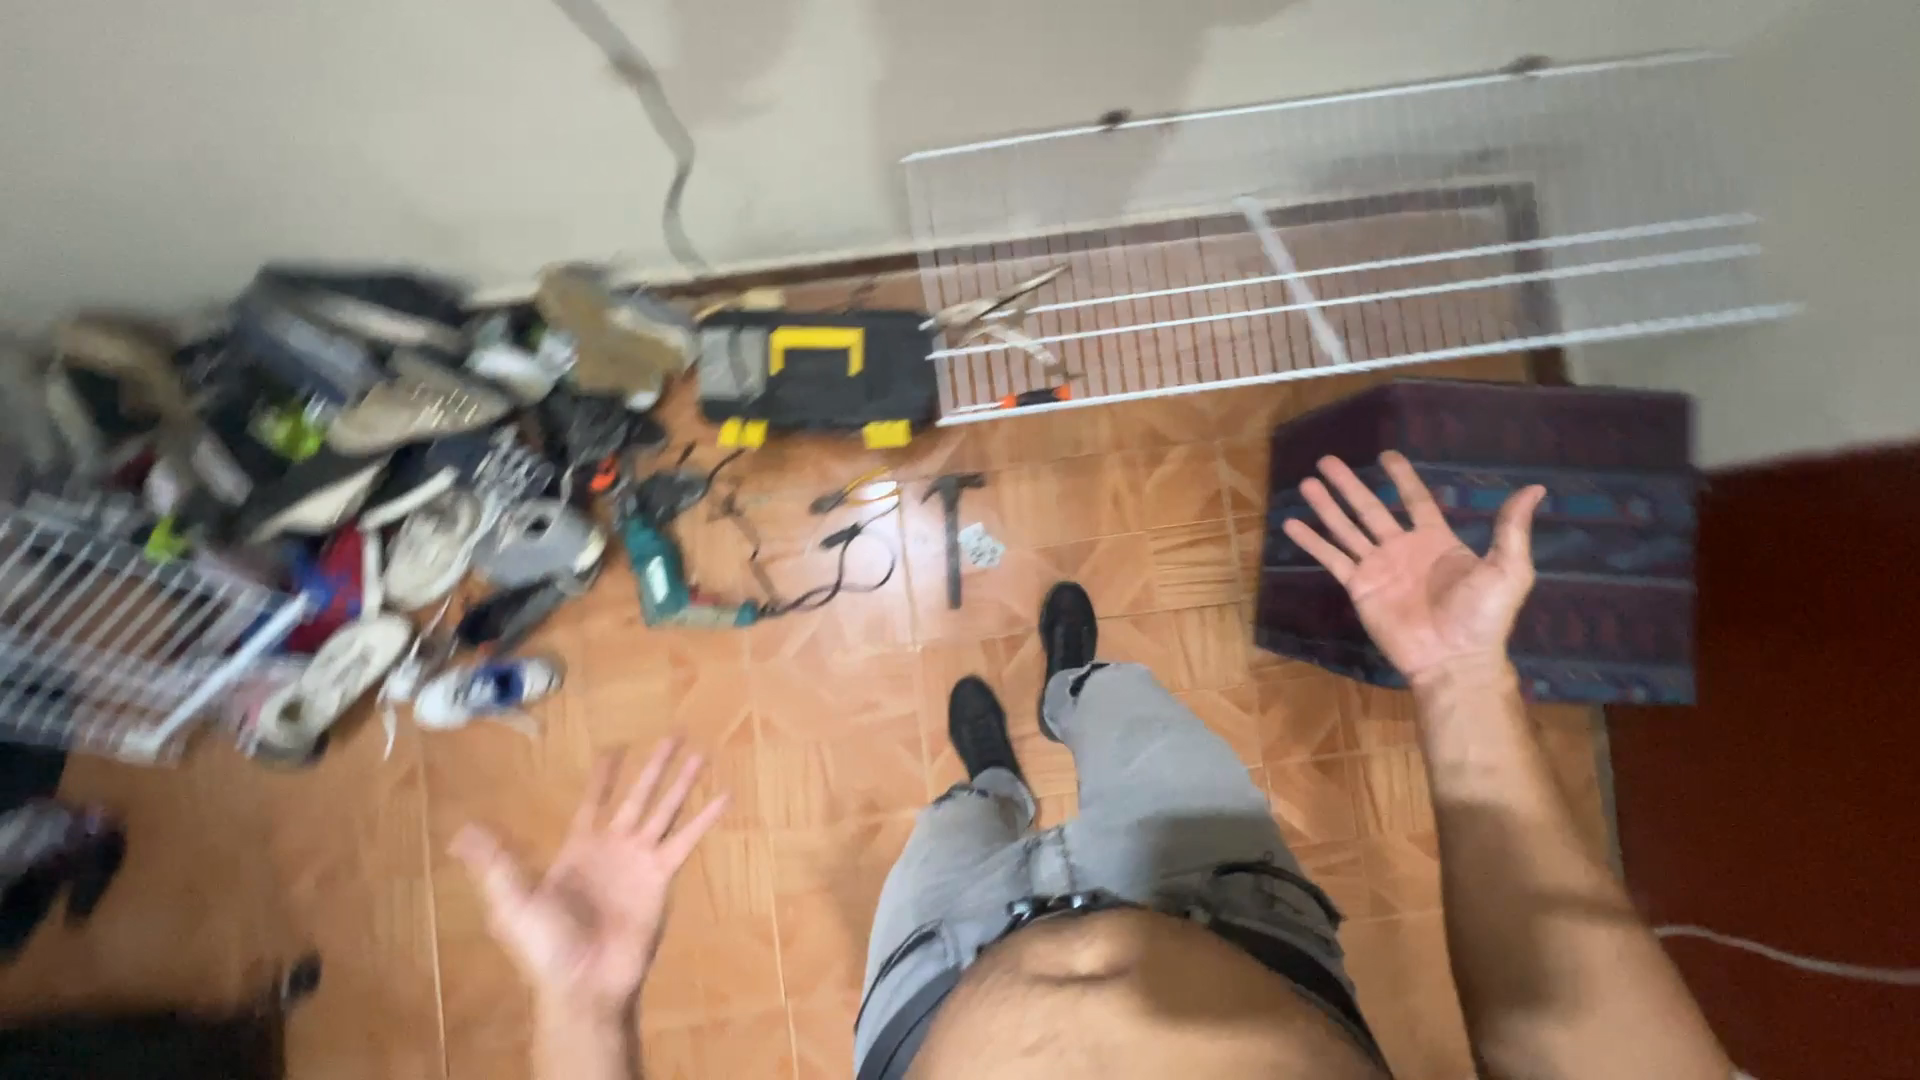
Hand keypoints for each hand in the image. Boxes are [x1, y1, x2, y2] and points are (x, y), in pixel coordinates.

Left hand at [450, 738, 727, 1017]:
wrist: (584, 982)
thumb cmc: (545, 945)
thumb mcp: (513, 902)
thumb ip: (498, 864)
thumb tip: (462, 833)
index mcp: (581, 846)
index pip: (595, 800)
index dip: (604, 776)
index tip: (616, 748)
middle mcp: (615, 845)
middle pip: (639, 794)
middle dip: (654, 765)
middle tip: (674, 734)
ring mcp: (641, 858)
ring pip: (666, 808)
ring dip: (682, 782)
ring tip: (700, 754)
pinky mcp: (662, 875)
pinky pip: (686, 839)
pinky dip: (706, 818)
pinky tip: (724, 796)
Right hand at [1283, 452, 1544, 685]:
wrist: (1453, 657)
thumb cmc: (1483, 615)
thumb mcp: (1509, 569)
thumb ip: (1511, 529)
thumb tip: (1535, 489)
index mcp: (1436, 541)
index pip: (1415, 500)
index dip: (1401, 477)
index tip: (1385, 455)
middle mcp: (1402, 548)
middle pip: (1370, 508)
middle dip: (1349, 485)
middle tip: (1327, 461)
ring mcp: (1377, 567)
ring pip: (1346, 528)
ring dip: (1326, 506)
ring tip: (1305, 484)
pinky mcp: (1358, 586)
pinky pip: (1331, 558)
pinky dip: (1311, 541)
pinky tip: (1292, 524)